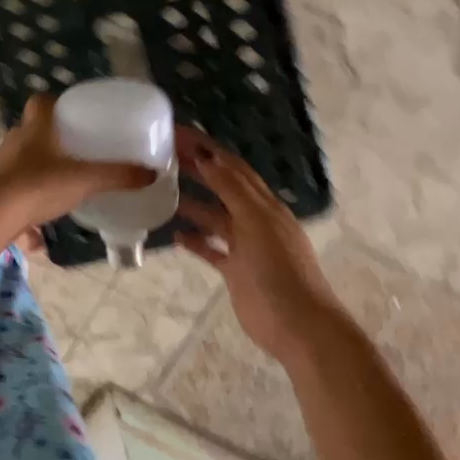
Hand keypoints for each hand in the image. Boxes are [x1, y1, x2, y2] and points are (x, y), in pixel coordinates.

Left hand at [0, 94, 152, 234]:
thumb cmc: (38, 185)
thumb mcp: (84, 179)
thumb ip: (117, 175)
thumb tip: (151, 172)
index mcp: (35, 128)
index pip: (40, 101)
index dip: (55, 102)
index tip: (74, 111)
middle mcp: (16, 140)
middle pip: (33, 128)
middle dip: (53, 135)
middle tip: (78, 145)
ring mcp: (3, 163)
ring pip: (24, 155)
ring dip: (41, 161)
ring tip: (66, 175)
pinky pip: (18, 180)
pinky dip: (33, 187)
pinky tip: (49, 203)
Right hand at [172, 128, 353, 364]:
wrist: (299, 327)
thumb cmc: (280, 270)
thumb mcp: (257, 223)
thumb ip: (232, 189)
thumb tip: (208, 156)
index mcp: (264, 206)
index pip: (232, 167)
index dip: (207, 148)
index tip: (176, 132)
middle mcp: (255, 221)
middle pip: (222, 187)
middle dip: (197, 168)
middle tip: (163, 153)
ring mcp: (245, 247)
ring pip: (214, 217)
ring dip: (192, 203)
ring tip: (161, 191)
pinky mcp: (235, 271)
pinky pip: (211, 249)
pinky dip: (194, 240)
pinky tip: (175, 235)